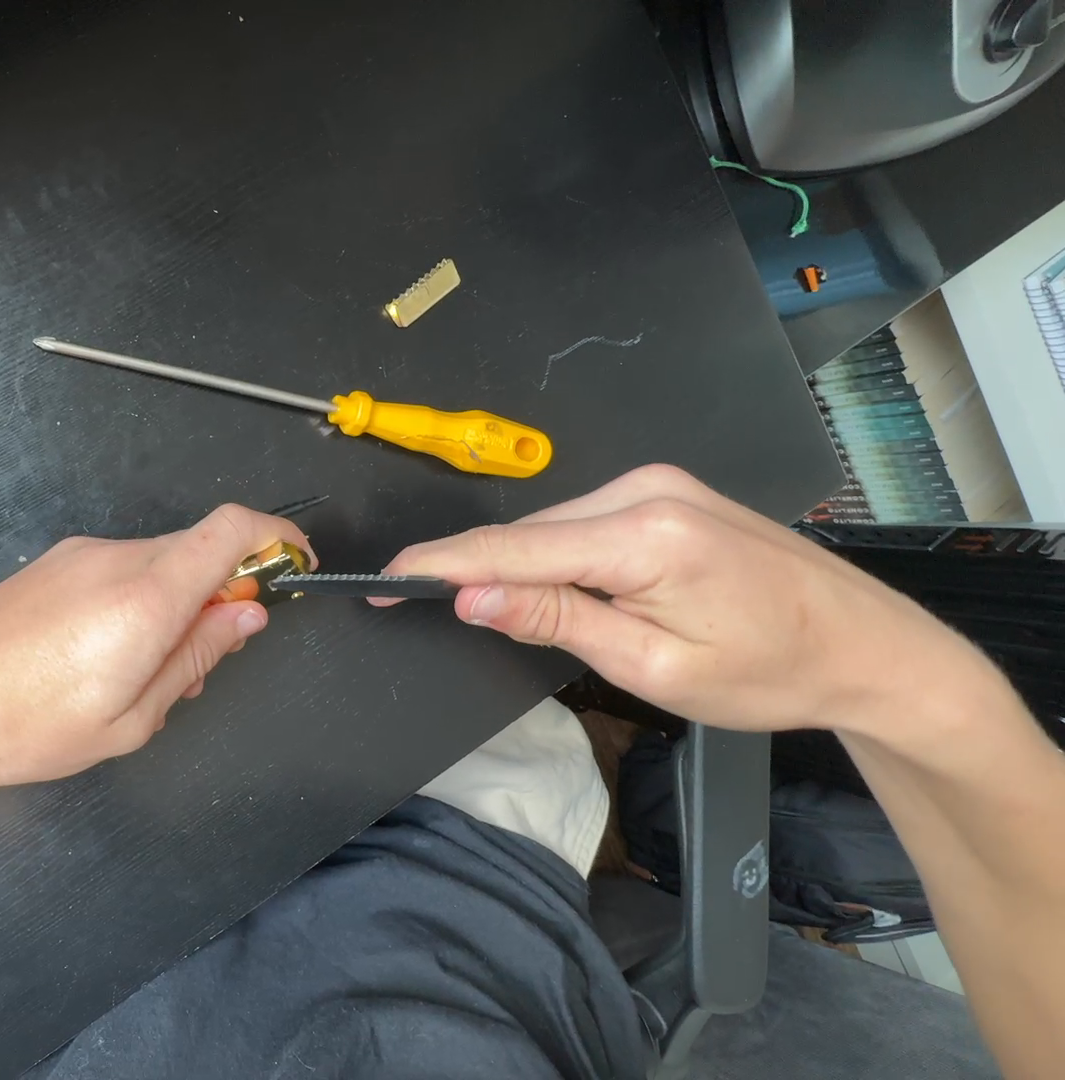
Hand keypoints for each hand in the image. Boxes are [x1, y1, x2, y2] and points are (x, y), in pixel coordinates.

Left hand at [0, 505, 312, 796]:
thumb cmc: (28, 727)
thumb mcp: (131, 717)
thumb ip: (196, 654)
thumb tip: (247, 614)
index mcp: (146, 594)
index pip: (233, 526)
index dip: (277, 538)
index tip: (293, 569)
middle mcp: (115, 557)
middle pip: (198, 548)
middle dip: (220, 597)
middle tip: (197, 665)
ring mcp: (78, 554)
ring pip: (158, 564)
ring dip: (174, 607)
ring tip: (141, 679)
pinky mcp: (52, 564)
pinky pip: (119, 571)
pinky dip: (138, 603)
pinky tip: (104, 659)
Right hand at [379, 464, 993, 735]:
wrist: (873, 650)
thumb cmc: (770, 673)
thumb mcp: (651, 665)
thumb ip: (553, 620)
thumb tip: (468, 595)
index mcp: (646, 537)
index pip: (507, 549)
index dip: (435, 565)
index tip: (381, 580)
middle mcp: (644, 490)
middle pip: (523, 536)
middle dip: (480, 574)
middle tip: (453, 616)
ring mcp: (655, 483)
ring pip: (546, 529)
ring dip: (522, 570)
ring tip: (554, 618)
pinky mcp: (660, 489)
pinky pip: (575, 522)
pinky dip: (554, 557)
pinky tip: (576, 589)